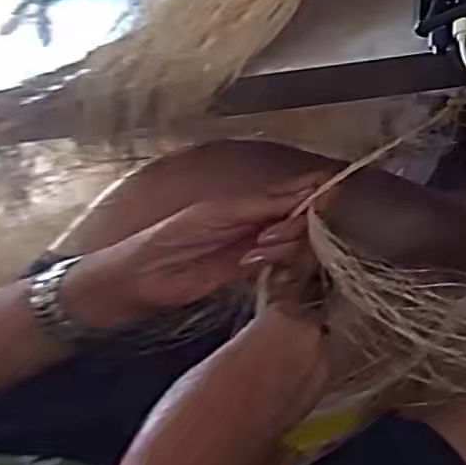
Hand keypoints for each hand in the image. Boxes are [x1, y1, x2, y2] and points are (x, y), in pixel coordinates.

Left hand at [66, 172, 330, 329]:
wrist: (137, 281)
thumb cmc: (174, 234)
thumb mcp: (223, 210)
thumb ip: (272, 200)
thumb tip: (322, 184)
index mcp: (270, 197)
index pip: (316, 186)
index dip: (328, 190)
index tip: (327, 201)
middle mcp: (278, 216)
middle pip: (319, 213)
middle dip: (304, 223)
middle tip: (270, 234)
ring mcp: (273, 241)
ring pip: (308, 237)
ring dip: (288, 244)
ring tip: (255, 251)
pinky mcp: (264, 266)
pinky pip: (293, 260)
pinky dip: (281, 261)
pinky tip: (253, 263)